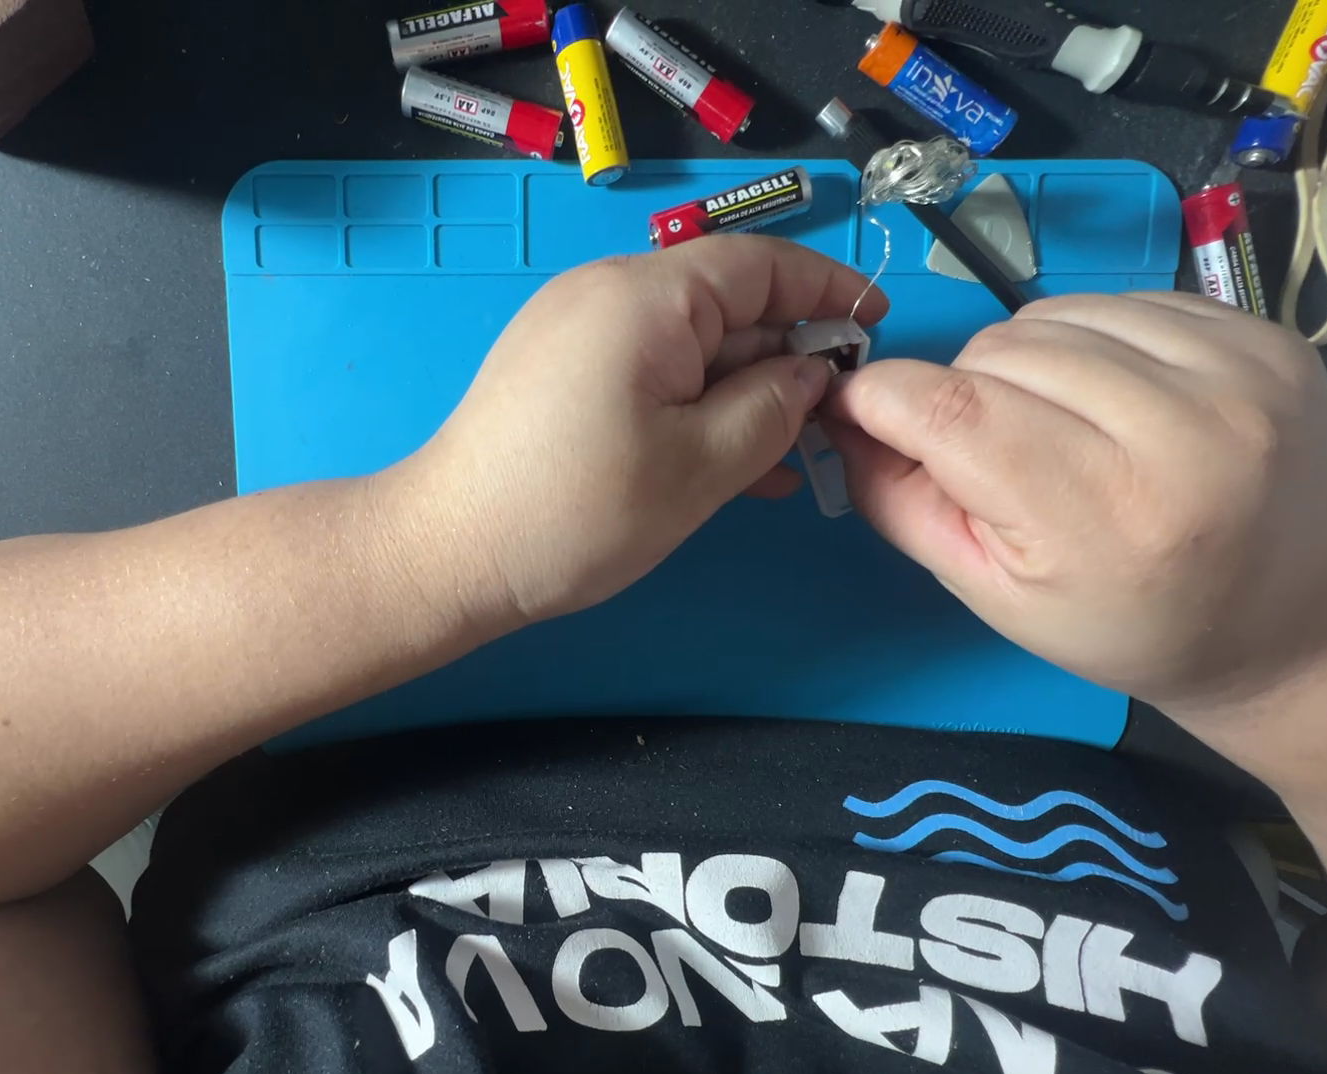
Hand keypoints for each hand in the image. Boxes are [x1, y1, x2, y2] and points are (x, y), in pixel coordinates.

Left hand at [395, 236, 886, 623]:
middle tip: (832, 421)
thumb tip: (808, 373)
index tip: (874, 329)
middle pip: (720, 308)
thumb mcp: (700, 466)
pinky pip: (644, 376)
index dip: (825, 292)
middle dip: (782, 359)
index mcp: (644, 297)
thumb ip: (772, 408)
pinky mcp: (556, 376)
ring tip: (791, 455)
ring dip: (739, 396)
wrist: (451, 553)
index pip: (758, 266)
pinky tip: (729, 460)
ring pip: (685, 351)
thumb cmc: (579, 512)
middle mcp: (604, 296)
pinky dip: (689, 409)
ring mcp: (573, 336)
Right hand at [821, 292, 1326, 709]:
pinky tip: (1097, 395)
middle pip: (992, 353)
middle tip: (978, 448)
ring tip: (1040, 420)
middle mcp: (1181, 427)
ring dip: (1010, 362)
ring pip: (1043, 316)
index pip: (952, 412)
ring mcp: (1235, 370)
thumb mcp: (978, 585)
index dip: (878, 399)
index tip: (854, 411)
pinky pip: (1108, 302)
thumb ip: (894, 497)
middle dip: (950, 391)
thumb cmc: (1111, 619)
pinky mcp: (1259, 335)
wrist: (1285, 618)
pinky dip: (1072, 341)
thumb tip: (840, 415)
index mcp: (1101, 511)